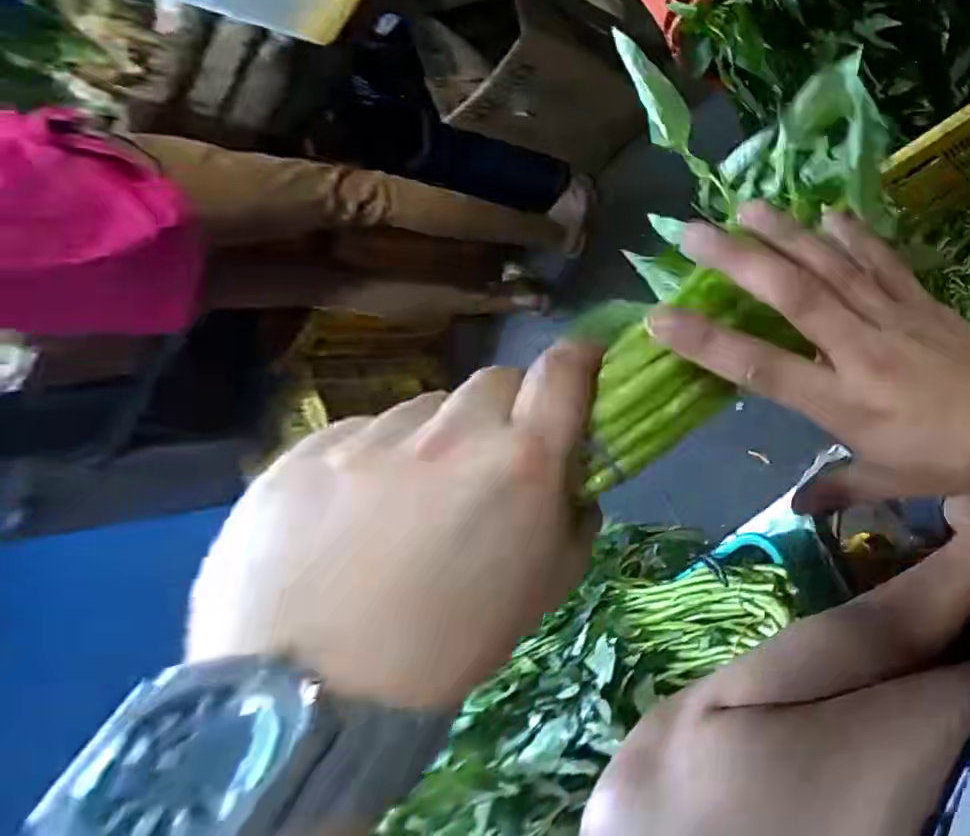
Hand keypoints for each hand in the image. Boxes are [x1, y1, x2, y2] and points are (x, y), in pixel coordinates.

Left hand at [186, 341, 603, 710]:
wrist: (315, 699)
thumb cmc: (463, 634)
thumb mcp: (557, 572)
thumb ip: (578, 507)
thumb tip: (570, 475)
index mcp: (526, 459)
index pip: (564, 370)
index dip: (580, 356)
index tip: (583, 362)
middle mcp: (455, 434)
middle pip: (496, 379)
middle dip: (508, 405)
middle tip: (494, 450)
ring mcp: (372, 442)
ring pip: (425, 407)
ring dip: (438, 433)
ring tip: (413, 490)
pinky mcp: (299, 459)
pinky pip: (358, 433)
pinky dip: (374, 456)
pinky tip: (355, 509)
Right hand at [649, 202, 969, 506]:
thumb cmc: (953, 462)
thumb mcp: (891, 482)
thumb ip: (838, 487)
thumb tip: (797, 507)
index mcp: (845, 403)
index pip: (764, 369)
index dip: (709, 342)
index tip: (661, 316)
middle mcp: (860, 351)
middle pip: (792, 297)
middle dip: (738, 261)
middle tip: (692, 231)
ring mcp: (893, 318)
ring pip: (833, 267)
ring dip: (789, 233)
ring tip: (749, 206)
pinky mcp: (924, 302)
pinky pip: (883, 261)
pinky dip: (855, 235)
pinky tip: (831, 213)